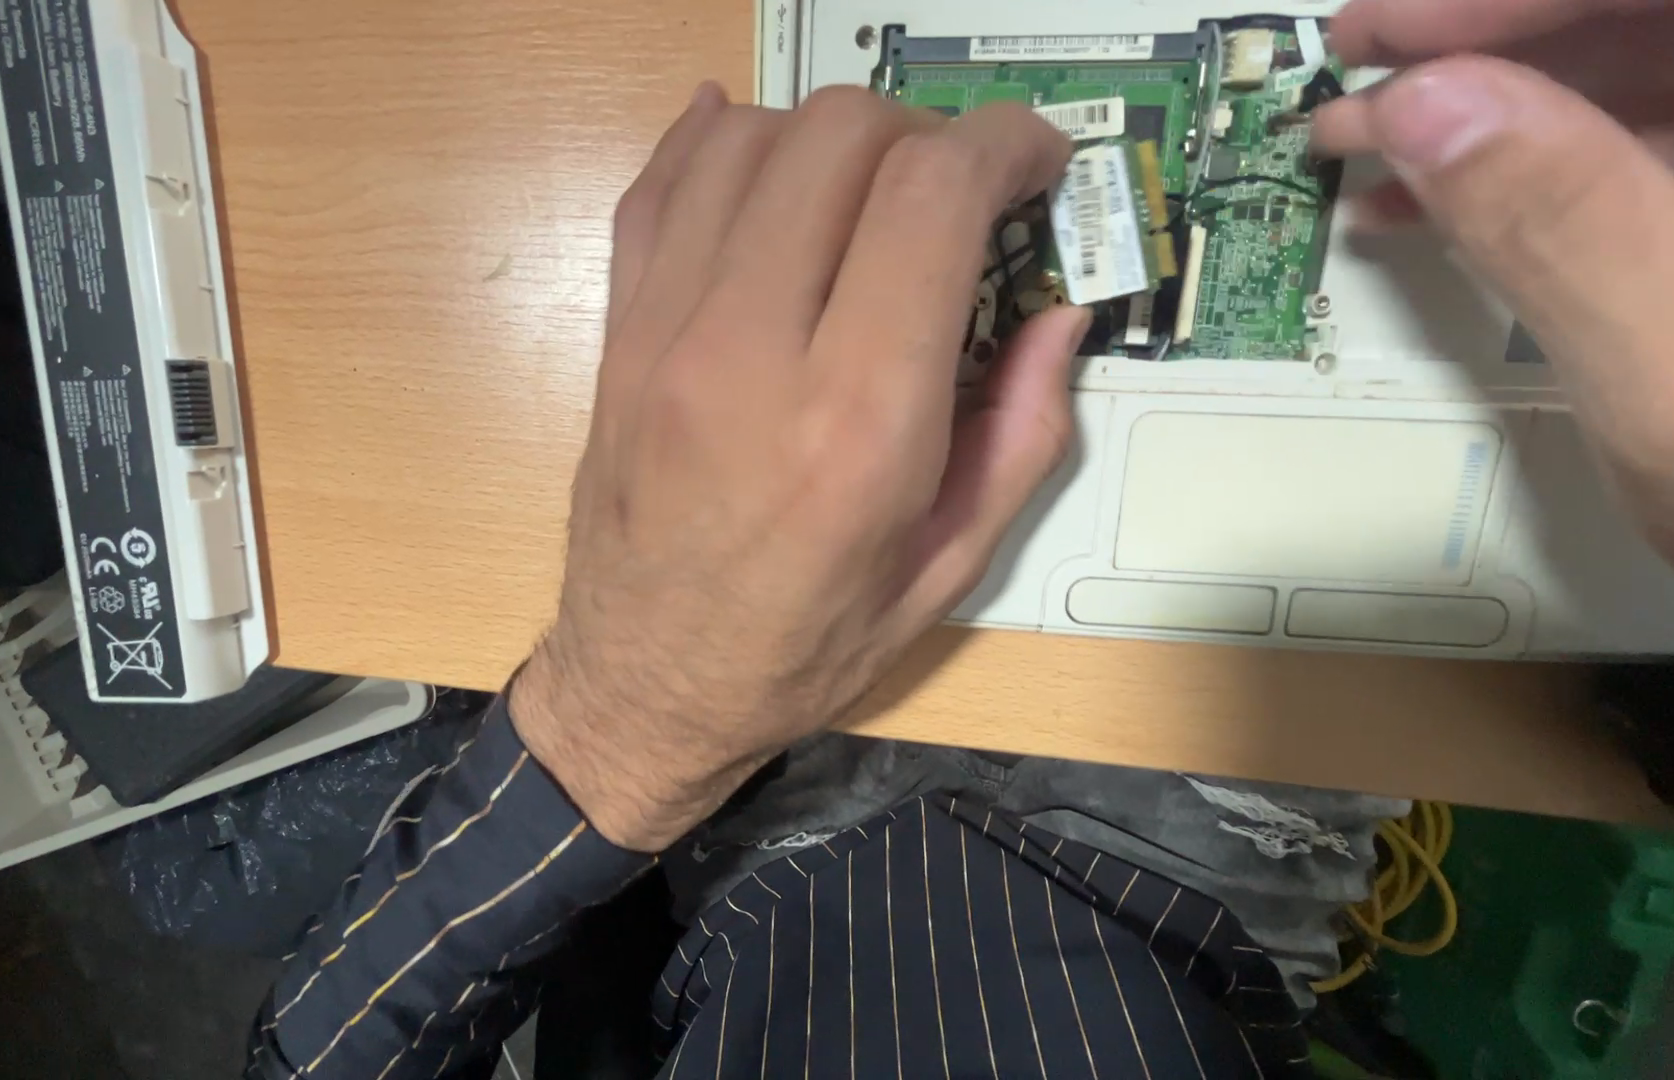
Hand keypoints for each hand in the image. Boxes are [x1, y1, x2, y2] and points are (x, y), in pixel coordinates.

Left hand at [510, 84, 1087, 850]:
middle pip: (841, 137)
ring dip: (828, 140)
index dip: (1004, 146)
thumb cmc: (800, 650)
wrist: (645, 686)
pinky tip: (761, 163)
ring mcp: (663, 336)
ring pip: (748, 140)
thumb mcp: (943, 571)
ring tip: (861, 198)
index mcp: (857, 422)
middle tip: (949, 196)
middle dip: (922, 136)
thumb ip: (1022, 431)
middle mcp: (750, 355)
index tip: (1032, 166)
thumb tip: (1058, 310)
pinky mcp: (616, 339)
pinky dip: (718, 146)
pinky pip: (657, 189)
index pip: (932, 196)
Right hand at [1312, 0, 1673, 588]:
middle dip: (1494, 43)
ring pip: (1659, 67)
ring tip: (1363, 150)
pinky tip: (1429, 199)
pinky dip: (1529, 166)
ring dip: (1495, 105)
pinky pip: (1656, 139)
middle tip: (1350, 78)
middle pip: (1672, 12)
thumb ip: (1562, 230)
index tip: (1380, 33)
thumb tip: (1418, 111)